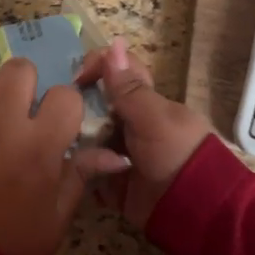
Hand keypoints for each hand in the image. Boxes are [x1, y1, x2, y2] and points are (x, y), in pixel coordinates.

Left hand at [0, 58, 129, 254]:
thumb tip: (116, 156)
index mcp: (40, 144)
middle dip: (27, 84)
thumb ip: (82, 176)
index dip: (65, 106)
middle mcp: (3, 121)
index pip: (65, 95)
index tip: (58, 123)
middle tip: (23, 110)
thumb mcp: (56, 217)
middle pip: (20, 69)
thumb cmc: (10, 241)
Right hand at [75, 38, 213, 229]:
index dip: (97, 67)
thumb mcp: (153, 118)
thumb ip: (129, 87)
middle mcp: (129, 124)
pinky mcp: (111, 183)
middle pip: (93, 106)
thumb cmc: (178, 155)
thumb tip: (114, 42)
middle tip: (60, 118)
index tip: (77, 80)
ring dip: (78, 144)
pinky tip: (74, 171)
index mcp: (145, 103)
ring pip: (86, 138)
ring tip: (71, 150)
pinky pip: (86, 172)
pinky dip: (81, 172)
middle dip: (77, 110)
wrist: (193, 211)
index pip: (116, 72)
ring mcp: (118, 154)